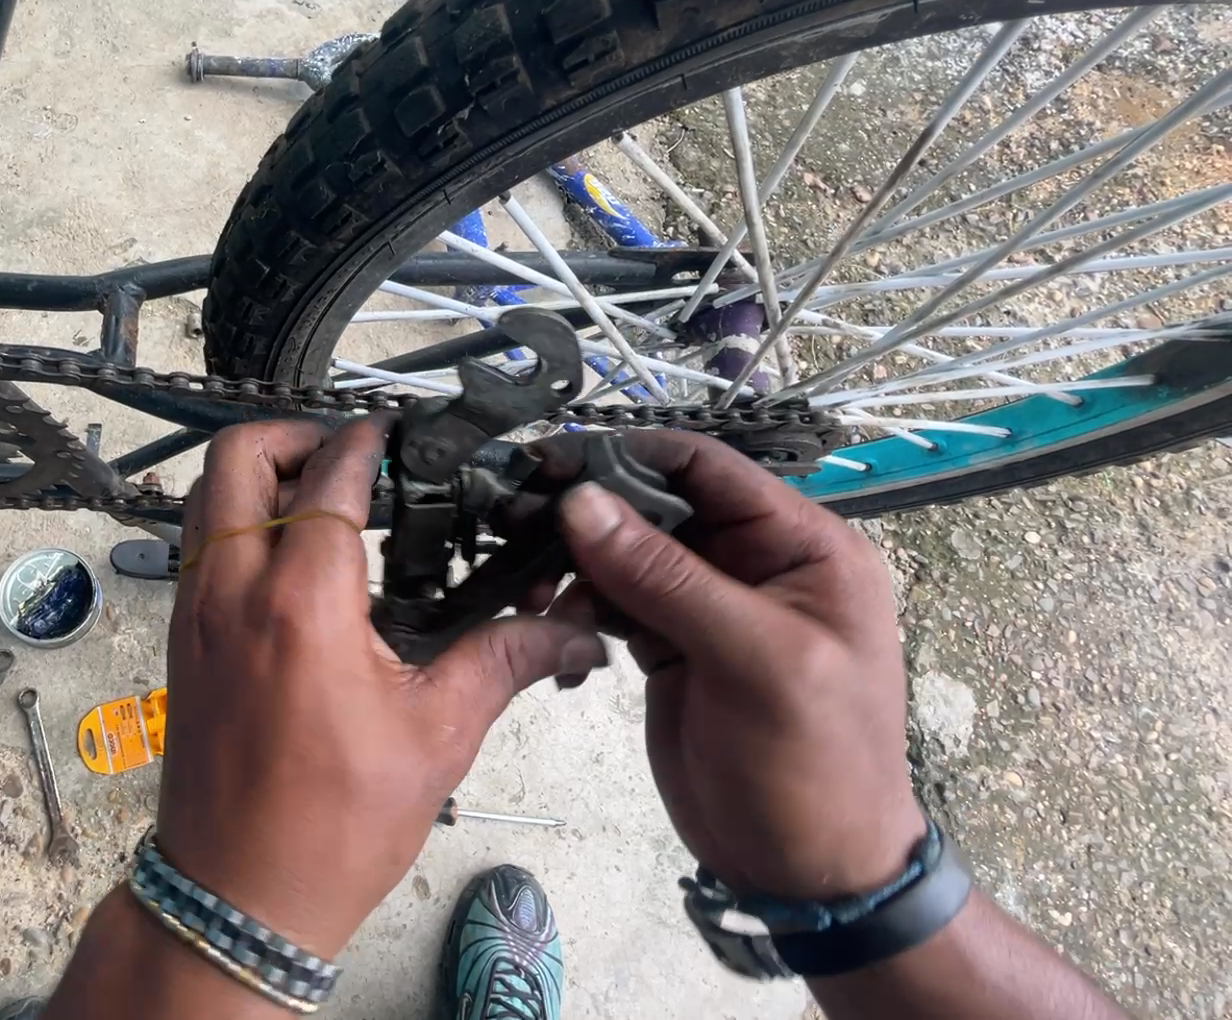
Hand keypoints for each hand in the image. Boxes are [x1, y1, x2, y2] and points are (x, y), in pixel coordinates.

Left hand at [155, 418, 605, 955]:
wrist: (238, 890)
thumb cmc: (332, 825)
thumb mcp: (436, 736)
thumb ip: (502, 660)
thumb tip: (567, 634)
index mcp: (303, 601)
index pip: (329, 477)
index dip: (363, 442)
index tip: (390, 436)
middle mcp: (234, 588)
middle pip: (239, 456)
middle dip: (293, 436)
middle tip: (346, 461)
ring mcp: (195, 608)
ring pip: (206, 492)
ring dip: (258, 474)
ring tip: (318, 497)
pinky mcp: (183, 633)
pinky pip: (198, 540)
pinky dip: (235, 518)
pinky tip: (287, 555)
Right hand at [539, 430, 925, 898]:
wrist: (802, 868)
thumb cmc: (810, 762)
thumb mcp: (752, 660)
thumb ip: (665, 576)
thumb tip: (578, 501)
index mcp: (796, 544)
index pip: (703, 468)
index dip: (627, 456)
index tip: (551, 465)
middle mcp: (745, 559)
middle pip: (650, 505)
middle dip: (584, 513)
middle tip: (514, 521)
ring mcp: (698, 599)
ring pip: (618, 550)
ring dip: (569, 564)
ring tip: (531, 594)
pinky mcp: (660, 636)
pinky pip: (606, 597)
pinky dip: (572, 605)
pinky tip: (553, 627)